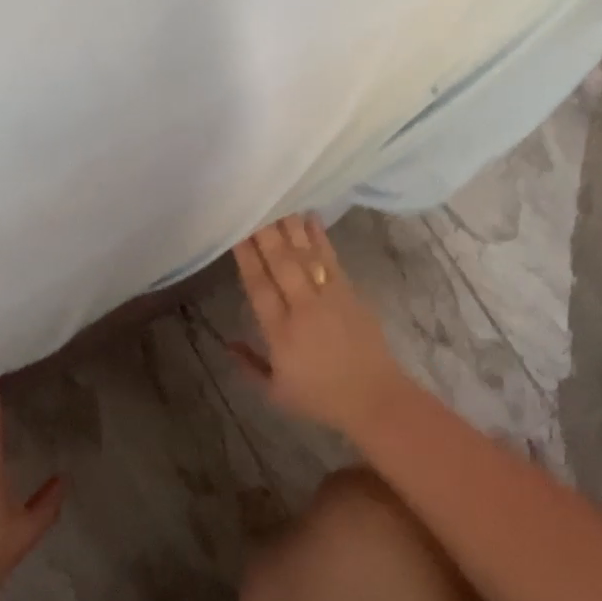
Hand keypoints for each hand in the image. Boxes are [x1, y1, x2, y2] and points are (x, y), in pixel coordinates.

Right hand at [230, 215, 413, 434]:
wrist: (374, 398)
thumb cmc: (320, 398)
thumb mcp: (275, 392)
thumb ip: (249, 365)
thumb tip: (227, 342)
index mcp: (280, 333)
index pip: (259, 287)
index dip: (247, 258)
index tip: (237, 232)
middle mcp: (303, 309)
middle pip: (281, 263)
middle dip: (266, 233)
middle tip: (255, 204)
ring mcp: (329, 298)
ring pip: (305, 255)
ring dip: (290, 228)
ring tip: (279, 201)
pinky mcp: (350, 293)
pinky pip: (330, 259)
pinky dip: (319, 236)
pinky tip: (310, 217)